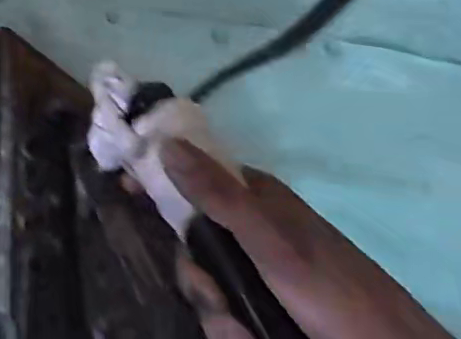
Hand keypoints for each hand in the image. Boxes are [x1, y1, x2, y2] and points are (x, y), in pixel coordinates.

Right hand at [161, 140, 453, 338]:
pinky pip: (227, 318)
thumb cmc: (335, 291)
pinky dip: (235, 333)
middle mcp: (251, 229)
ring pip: (206, 286)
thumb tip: (164, 141)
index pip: (189, 172)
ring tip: (251, 334)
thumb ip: (218, 193)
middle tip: (218, 298)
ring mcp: (259, 274)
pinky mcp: (266, 311)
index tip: (126, 190)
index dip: (157, 181)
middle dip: (197, 277)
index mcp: (254, 196)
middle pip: (191, 241)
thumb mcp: (273, 240)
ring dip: (219, 315)